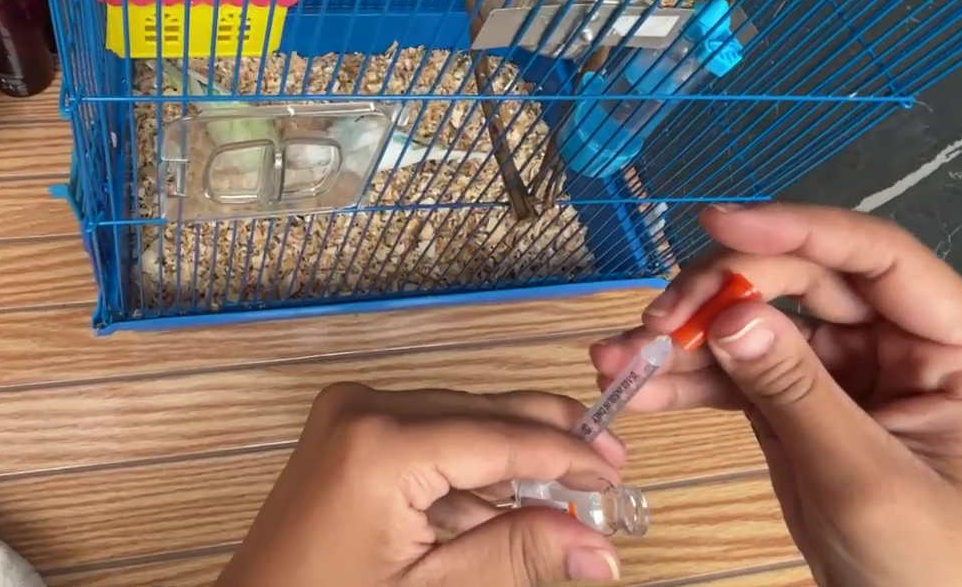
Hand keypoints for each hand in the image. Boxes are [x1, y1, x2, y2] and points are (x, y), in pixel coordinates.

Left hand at [217, 383, 629, 586]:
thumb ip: (516, 556)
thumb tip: (600, 548)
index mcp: (383, 442)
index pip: (498, 436)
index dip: (564, 453)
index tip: (616, 469)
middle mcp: (364, 405)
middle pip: (479, 413)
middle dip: (543, 438)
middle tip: (608, 461)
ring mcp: (350, 408)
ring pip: (454, 417)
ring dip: (507, 451)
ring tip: (568, 487)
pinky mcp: (345, 422)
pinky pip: (423, 431)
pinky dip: (464, 463)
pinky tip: (504, 497)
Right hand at [592, 203, 961, 586]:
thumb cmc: (938, 579)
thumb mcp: (868, 486)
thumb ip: (797, 392)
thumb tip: (728, 314)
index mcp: (958, 353)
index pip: (877, 257)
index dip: (796, 228)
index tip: (715, 224)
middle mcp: (896, 345)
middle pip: (796, 281)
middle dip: (717, 293)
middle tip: (655, 323)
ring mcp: (840, 370)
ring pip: (751, 318)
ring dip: (682, 336)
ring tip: (619, 360)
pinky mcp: (794, 398)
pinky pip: (732, 368)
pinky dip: (682, 376)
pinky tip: (634, 387)